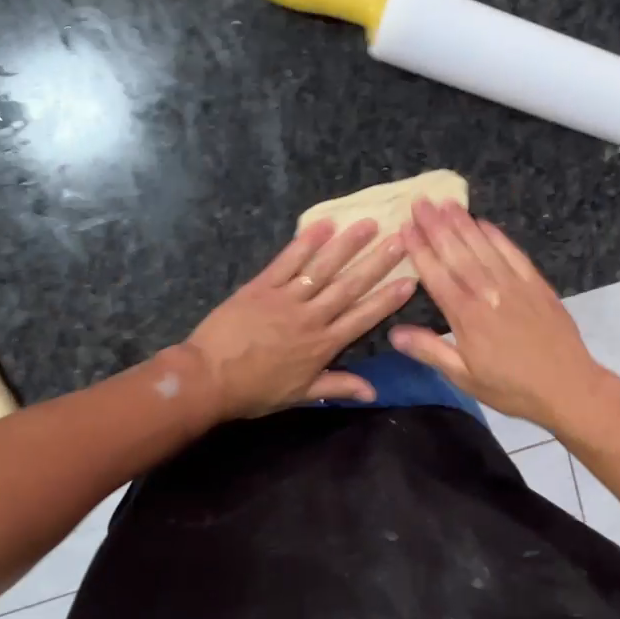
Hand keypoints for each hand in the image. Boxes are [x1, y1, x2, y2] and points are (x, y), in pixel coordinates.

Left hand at [181, 218, 418, 419]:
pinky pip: (287, 261)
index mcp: (323, 345)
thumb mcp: (300, 394)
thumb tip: (374, 392)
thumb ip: (338, 386)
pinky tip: (324, 225)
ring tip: (369, 224)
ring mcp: (285, 298)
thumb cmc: (254, 391)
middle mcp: (310, 317)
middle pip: (349, 286)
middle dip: (377, 262)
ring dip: (347, 245)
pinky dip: (306, 242)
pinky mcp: (261, 286)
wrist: (208, 378)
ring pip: (323, 268)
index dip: (388, 299)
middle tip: (400, 240)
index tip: (411, 279)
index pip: (363, 317)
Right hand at [388, 199, 608, 428]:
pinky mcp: (537, 284)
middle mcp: (488, 292)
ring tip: (446, 203)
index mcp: (467, 316)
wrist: (568, 387)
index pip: (437, 275)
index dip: (420, 249)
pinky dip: (497, 236)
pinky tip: (484, 223)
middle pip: (458, 252)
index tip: (405, 227)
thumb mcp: (464, 377)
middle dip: (436, 226)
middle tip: (420, 202)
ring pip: (484, 247)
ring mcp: (515, 285)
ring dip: (463, 223)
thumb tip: (393, 332)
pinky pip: (513, 253)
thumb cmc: (511, 388)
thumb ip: (429, 351)